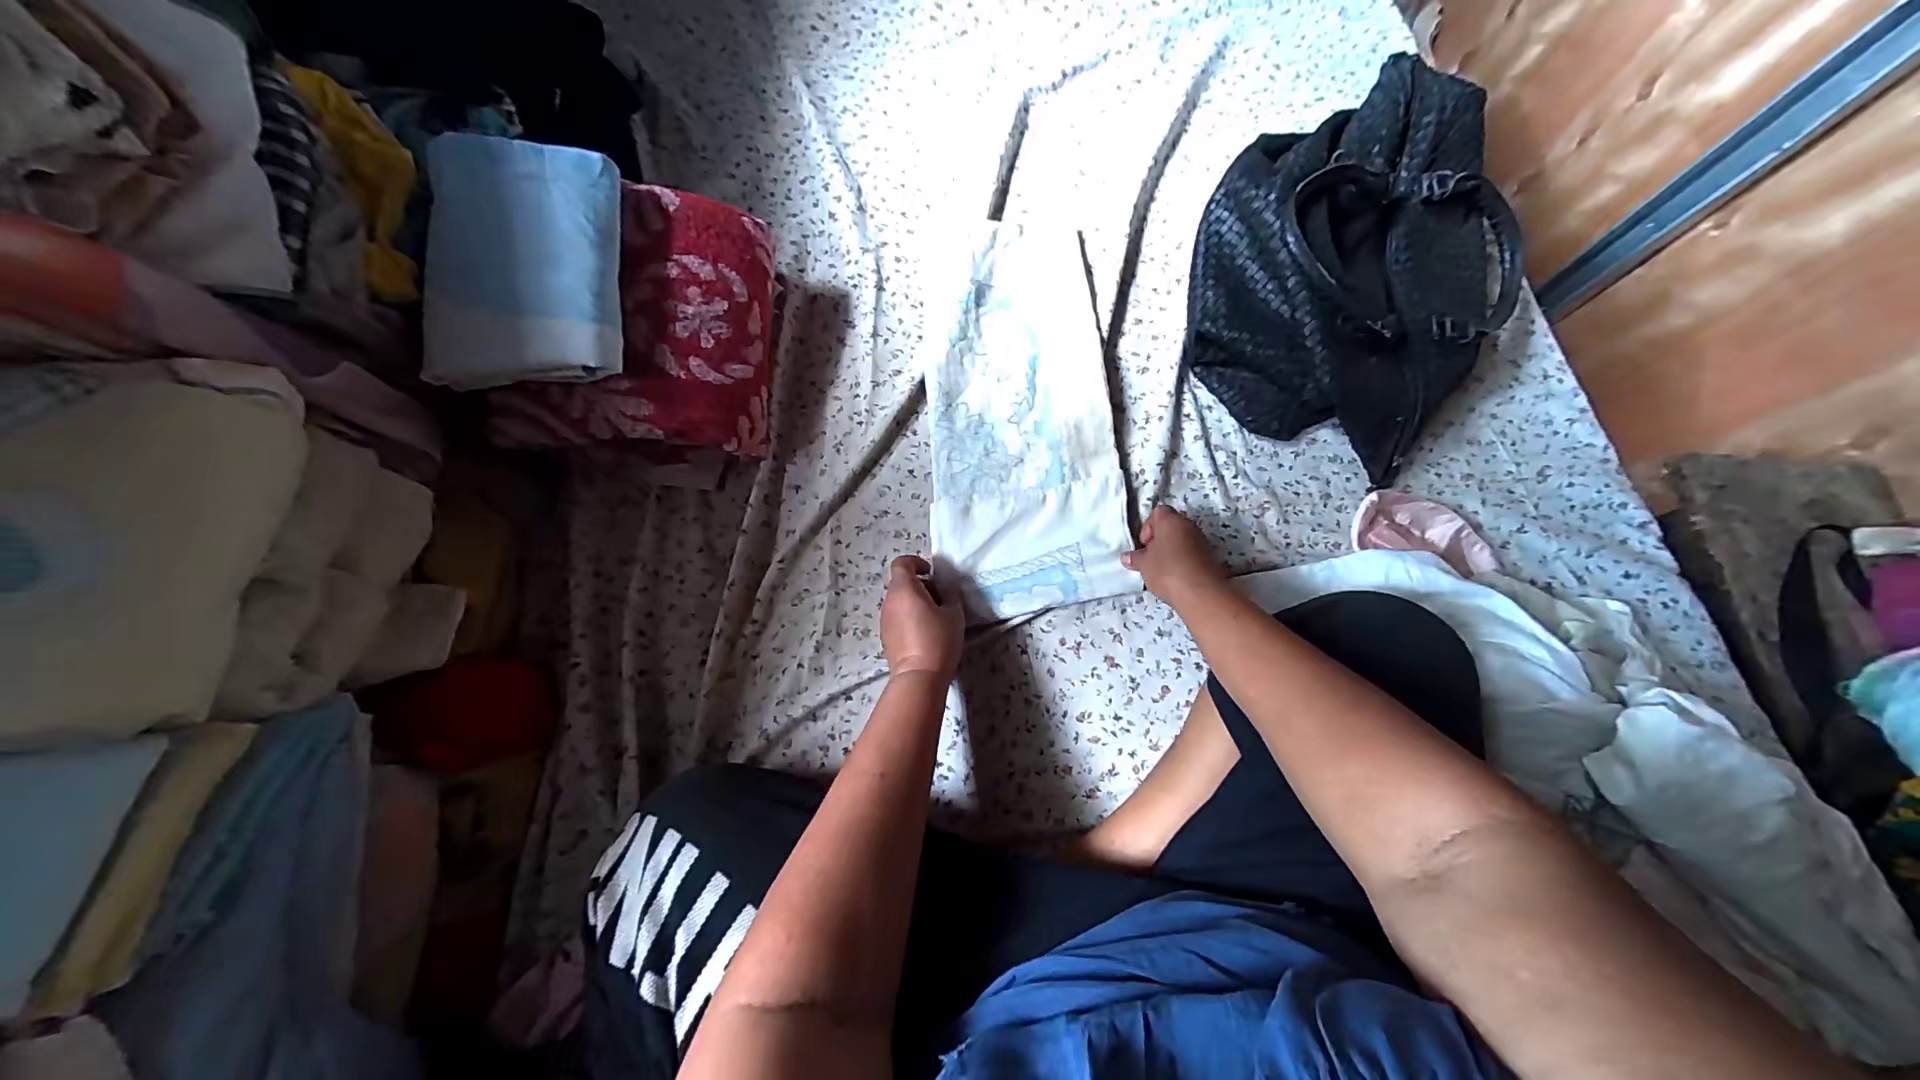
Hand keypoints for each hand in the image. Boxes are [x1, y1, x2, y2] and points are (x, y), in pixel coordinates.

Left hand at [880, 555, 964, 678]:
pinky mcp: (885, 635)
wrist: (918, 676)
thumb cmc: (938, 640)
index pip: (901, 563)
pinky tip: (923, 632)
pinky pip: (896, 617)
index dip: (916, 562)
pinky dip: (907, 616)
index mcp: (903, 589)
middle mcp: (889, 600)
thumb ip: (950, 594)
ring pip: (897, 600)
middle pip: (900, 582)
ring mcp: (884, 619)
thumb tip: (945, 588)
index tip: (931, 573)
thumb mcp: (954, 614)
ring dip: (913, 601)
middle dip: (919, 584)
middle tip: (939, 597)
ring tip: (933, 617)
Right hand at [1121, 505, 1227, 608]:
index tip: (1143, 545)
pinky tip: (1175, 577)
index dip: (1147, 527)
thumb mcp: (1144, 564)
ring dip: (1170, 552)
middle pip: (1170, 526)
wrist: (1202, 592)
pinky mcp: (1210, 557)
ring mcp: (1202, 541)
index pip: (1158, 512)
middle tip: (1150, 558)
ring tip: (1161, 570)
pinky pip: (1191, 554)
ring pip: (1181, 541)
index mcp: (1171, 520)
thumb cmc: (1168, 570)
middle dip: (1158, 541)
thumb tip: (1127, 557)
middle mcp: (1189, 526)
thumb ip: (1135, 558)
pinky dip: (1182, 562)